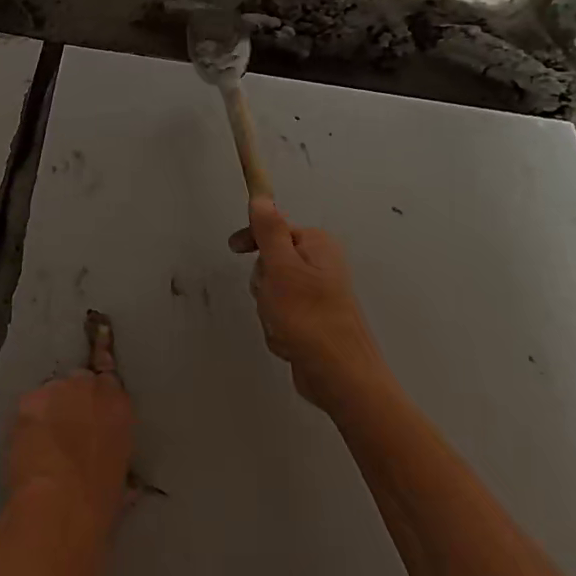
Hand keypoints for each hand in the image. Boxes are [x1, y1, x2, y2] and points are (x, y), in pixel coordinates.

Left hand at [4, 368, 133, 536]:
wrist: (59, 506)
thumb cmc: (98, 500)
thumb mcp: (120, 476)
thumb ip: (116, 454)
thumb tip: (109, 459)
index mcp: (119, 404)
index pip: (110, 384)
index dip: (98, 401)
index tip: (92, 416)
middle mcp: (90, 385)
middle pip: (80, 383)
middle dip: (75, 401)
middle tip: (68, 429)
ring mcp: (58, 388)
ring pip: (53, 392)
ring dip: (51, 409)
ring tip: (44, 438)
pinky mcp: (30, 400)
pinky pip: (30, 405)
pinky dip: (29, 421)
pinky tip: (26, 443)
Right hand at [230, 199, 386, 411]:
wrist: (341, 377)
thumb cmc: (309, 317)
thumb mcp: (282, 267)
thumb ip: (269, 230)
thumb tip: (261, 197)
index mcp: (317, 244)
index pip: (275, 228)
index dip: (253, 238)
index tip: (234, 249)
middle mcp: (320, 265)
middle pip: (270, 262)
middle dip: (264, 284)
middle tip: (273, 300)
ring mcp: (317, 295)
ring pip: (272, 292)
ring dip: (269, 310)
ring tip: (283, 326)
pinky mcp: (312, 322)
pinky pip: (280, 316)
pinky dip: (278, 329)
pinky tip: (289, 343)